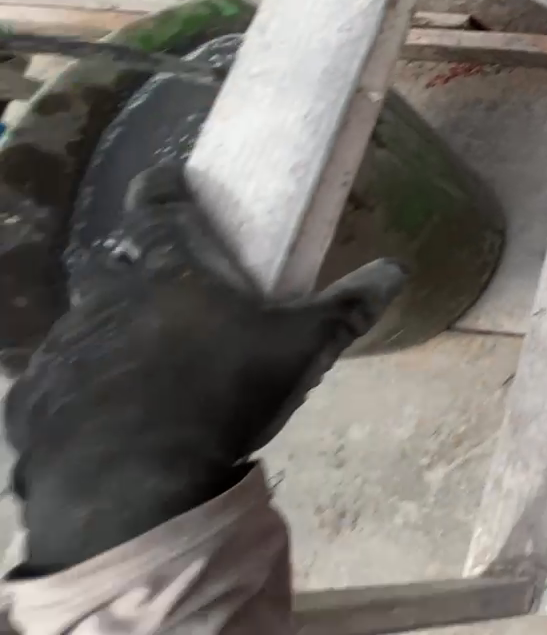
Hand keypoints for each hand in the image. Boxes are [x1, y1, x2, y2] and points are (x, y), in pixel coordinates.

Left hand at [4, 164, 407, 574]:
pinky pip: (61, 374)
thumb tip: (397, 267)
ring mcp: (63, 354)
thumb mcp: (311, 346)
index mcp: (173, 278)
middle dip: (136, 263)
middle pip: (115, 267)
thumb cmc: (228, 393)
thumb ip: (354, 303)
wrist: (132, 484)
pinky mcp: (33, 402)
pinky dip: (88, 374)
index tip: (164, 174)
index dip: (163, 188)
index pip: (161, 214)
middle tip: (168, 276)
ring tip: (149, 347)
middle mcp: (107, 303)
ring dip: (114, 323)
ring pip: (87, 321)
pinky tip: (115, 399)